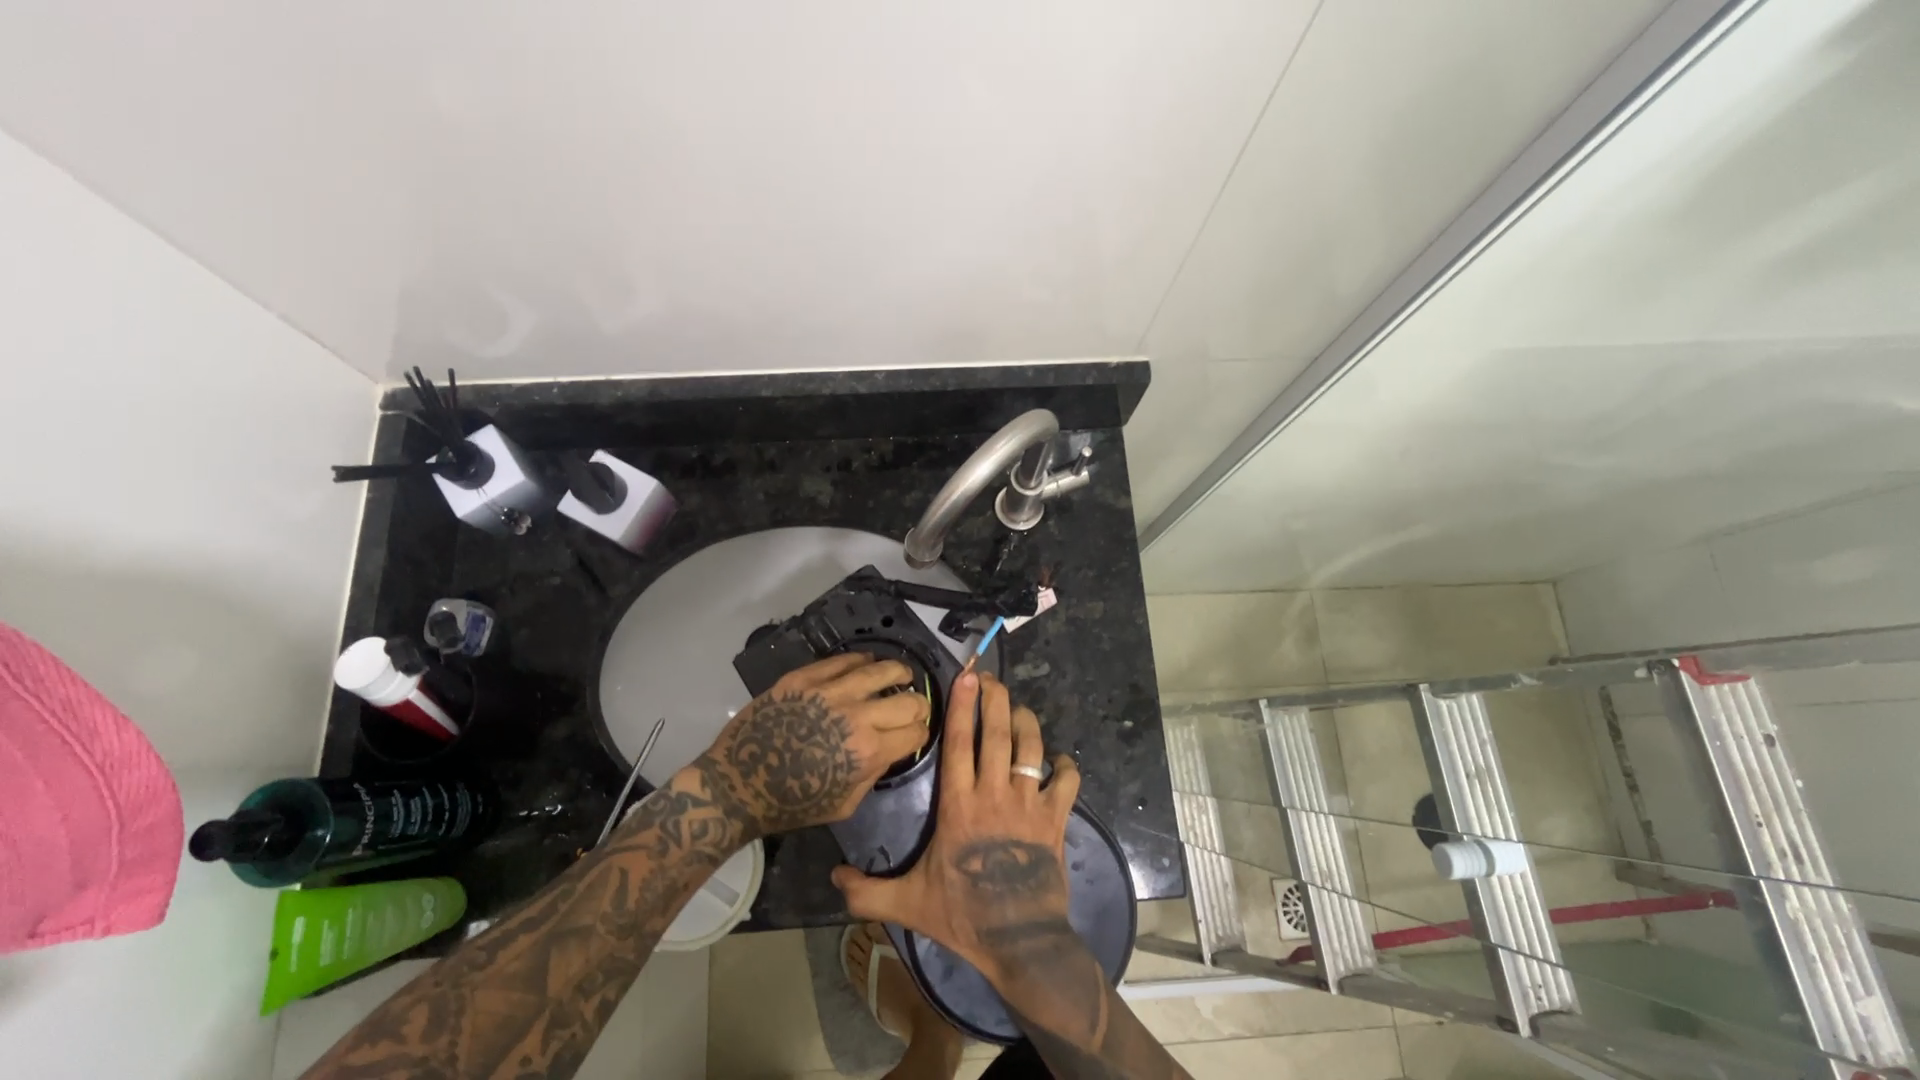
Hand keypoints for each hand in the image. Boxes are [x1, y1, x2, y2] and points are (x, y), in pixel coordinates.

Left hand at [692, 652, 930, 839]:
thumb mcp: (845, 804)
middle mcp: (856, 716)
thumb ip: (874, 774)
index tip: (915, 734)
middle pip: (908, 699)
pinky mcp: (804, 677)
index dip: (921, 733)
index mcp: (868, 752)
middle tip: (911, 706)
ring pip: (880, 668)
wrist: (740, 784)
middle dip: (917, 704)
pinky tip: (867, 664)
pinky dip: (862, 660)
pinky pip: (843, 660)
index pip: (916, 731)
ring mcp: (829, 691)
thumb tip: (889, 749)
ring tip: (900, 675)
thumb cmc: (793, 803)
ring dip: (897, 673)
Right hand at [830, 671, 1080, 979]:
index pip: (959, 743)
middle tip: (990, 679)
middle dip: (996, 698)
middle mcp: (994, 794)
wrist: (1019, 941)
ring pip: (1031, 747)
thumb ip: (867, 891)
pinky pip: (1066, 781)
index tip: (965, 677)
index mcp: (958, 805)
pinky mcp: (1056, 819)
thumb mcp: (907, 904)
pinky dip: (1063, 765)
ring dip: (1026, 722)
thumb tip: (833, 876)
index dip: (961, 706)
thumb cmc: (963, 916)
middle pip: (998, 733)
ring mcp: (1029, 804)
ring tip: (1018, 709)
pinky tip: (1056, 761)